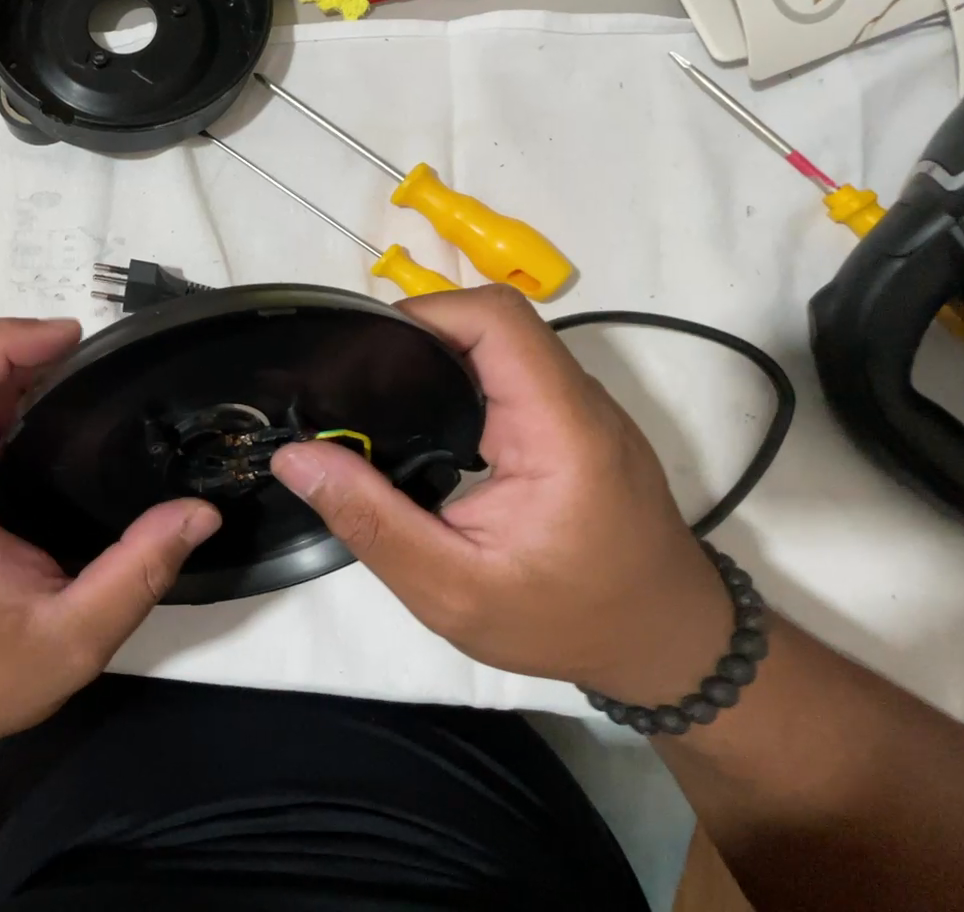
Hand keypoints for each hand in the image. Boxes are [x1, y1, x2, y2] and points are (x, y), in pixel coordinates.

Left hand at [0, 318, 221, 764]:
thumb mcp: (71, 640)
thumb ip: (137, 575)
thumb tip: (198, 514)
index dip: (2, 344)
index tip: (68, 338)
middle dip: (12, 351)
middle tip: (85, 354)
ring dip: (6, 379)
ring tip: (76, 378)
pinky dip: (0, 414)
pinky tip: (50, 432)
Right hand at [271, 285, 730, 704]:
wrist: (668, 648)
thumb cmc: (565, 622)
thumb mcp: (451, 590)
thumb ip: (371, 522)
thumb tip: (296, 458)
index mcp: (557, 429)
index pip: (496, 319)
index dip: (422, 314)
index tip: (358, 354)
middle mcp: (576, 402)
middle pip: (491, 324)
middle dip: (409, 338)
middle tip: (345, 388)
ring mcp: (579, 411)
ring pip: (497, 349)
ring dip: (429, 361)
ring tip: (369, 408)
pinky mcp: (571, 427)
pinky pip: (507, 377)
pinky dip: (452, 385)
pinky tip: (416, 429)